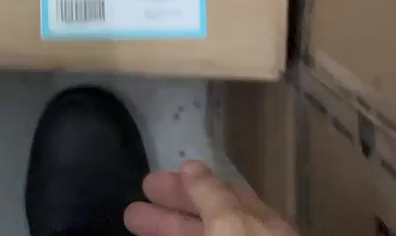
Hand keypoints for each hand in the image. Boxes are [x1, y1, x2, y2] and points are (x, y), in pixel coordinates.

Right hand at [125, 160, 296, 235]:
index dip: (187, 186)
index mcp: (262, 226)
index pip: (222, 196)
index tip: (151, 185)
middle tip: (132, 212)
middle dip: (169, 217)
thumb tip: (192, 167)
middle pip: (207, 226)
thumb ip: (211, 195)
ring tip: (132, 227)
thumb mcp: (231, 226)